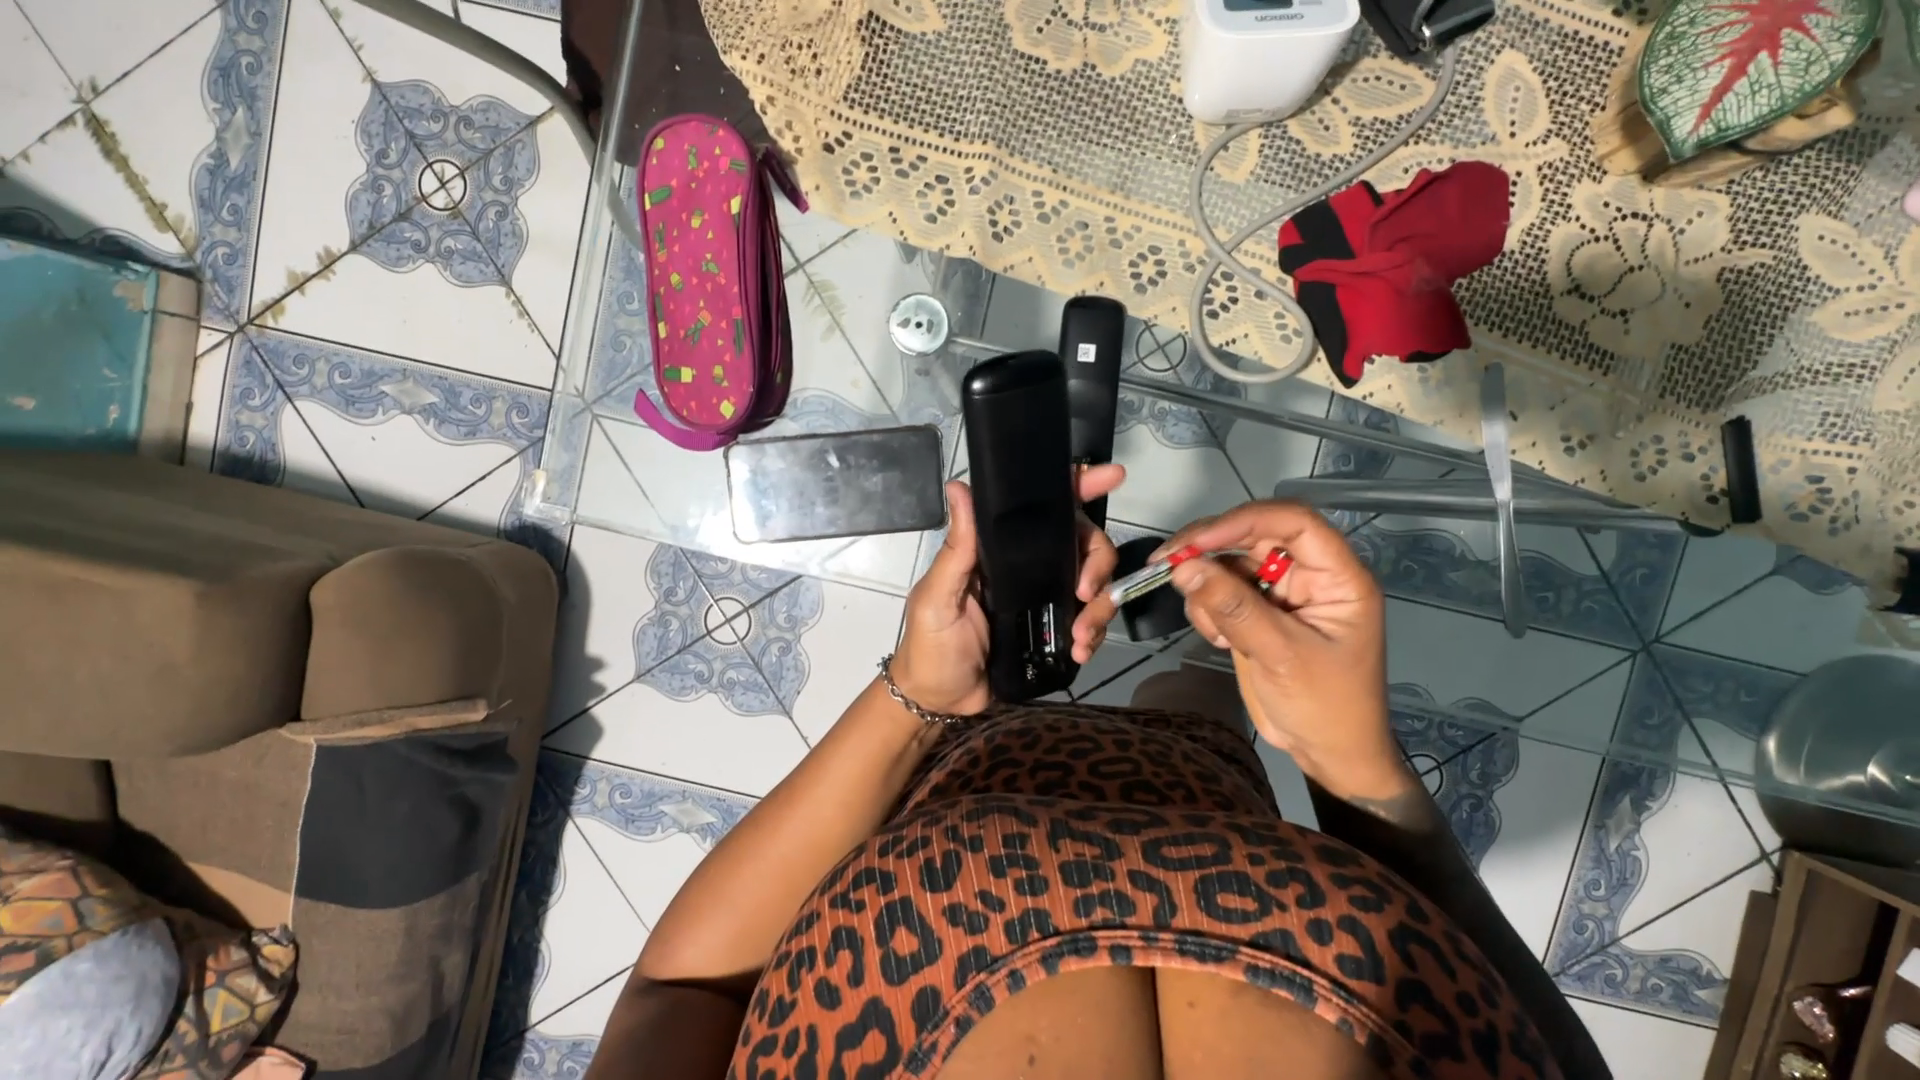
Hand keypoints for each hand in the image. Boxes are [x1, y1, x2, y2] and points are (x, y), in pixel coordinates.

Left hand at [891, 466, 1126, 714]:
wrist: (940, 701)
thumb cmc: (930, 645)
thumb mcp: (938, 596)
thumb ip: (957, 548)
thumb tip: (959, 486)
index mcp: (1001, 551)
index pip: (1042, 511)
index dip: (1078, 487)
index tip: (1111, 476)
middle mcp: (1029, 568)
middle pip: (1084, 545)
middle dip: (1097, 564)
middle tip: (1086, 593)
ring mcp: (1046, 600)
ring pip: (1096, 585)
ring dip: (1099, 609)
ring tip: (1081, 637)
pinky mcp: (1055, 631)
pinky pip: (1091, 622)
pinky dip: (1094, 634)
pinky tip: (1080, 651)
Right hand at [1156, 501, 1404, 797]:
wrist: (1329, 754)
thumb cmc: (1326, 706)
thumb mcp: (1282, 656)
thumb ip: (1234, 609)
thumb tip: (1184, 568)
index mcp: (1337, 576)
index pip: (1294, 523)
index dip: (1245, 521)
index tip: (1197, 541)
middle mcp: (1309, 574)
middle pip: (1253, 534)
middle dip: (1209, 547)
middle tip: (1165, 563)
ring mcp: (1280, 592)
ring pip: (1228, 561)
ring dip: (1204, 583)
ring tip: (1211, 628)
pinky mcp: (1256, 612)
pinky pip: (1219, 589)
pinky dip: (1206, 607)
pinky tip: (1219, 640)